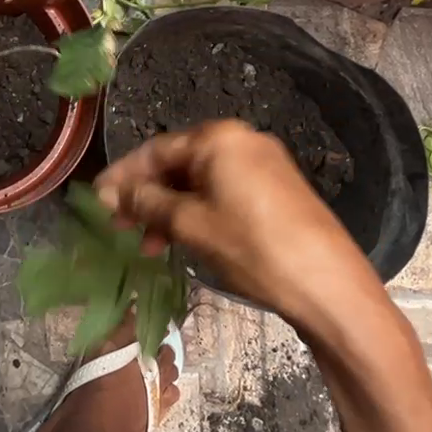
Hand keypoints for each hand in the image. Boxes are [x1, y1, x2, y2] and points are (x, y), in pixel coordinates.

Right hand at [94, 120, 379, 327]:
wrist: (334, 292)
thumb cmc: (254, 249)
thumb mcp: (189, 225)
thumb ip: (145, 202)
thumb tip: (108, 193)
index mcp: (218, 139)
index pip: (154, 150)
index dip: (122, 176)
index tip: (97, 201)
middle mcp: (241, 141)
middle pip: (177, 165)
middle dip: (145, 196)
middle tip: (119, 225)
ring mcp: (263, 166)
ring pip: (198, 183)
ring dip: (169, 210)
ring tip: (149, 245)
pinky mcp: (277, 192)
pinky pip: (222, 193)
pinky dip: (197, 213)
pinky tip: (183, 241)